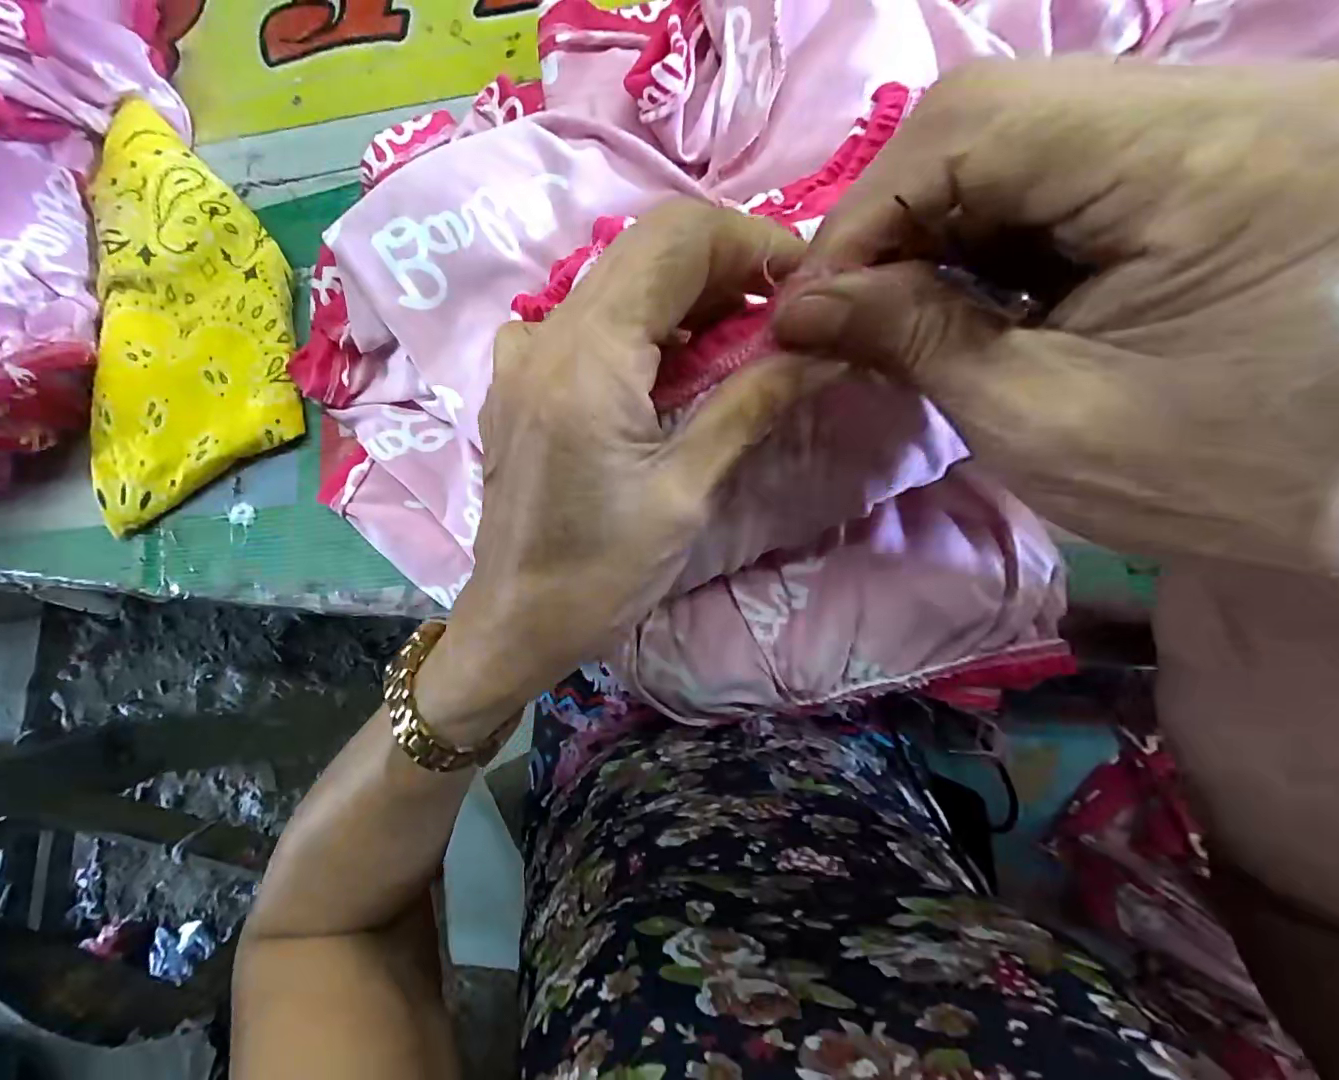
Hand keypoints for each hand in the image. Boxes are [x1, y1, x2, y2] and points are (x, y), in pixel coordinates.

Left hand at [414, 200, 814, 742]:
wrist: (514, 620)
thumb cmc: (600, 572)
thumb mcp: (686, 490)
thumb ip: (753, 400)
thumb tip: (826, 343)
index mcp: (585, 356)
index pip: (675, 238)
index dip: (752, 243)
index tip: (804, 287)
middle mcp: (542, 338)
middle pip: (641, 249)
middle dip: (720, 266)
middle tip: (773, 318)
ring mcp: (518, 360)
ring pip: (610, 281)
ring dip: (678, 296)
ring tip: (728, 347)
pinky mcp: (513, 386)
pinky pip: (576, 323)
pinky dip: (629, 326)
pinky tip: (655, 371)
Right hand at [774, 59, 1338, 605]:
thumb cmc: (1220, 485)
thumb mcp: (1039, 419)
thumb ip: (912, 339)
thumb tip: (796, 310)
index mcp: (1228, 159)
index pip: (981, 122)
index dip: (865, 210)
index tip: (810, 304)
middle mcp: (1249, 102)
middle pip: (995, 111)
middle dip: (887, 216)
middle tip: (842, 308)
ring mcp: (1240, 123)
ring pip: (1015, 133)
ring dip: (926, 225)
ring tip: (895, 309)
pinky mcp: (1220, 160)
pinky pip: (1055, 168)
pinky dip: (977, 232)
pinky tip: (961, 294)